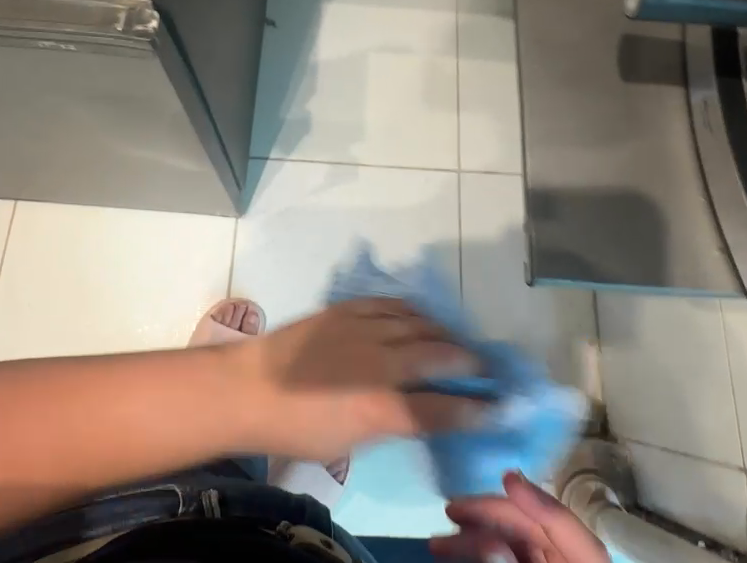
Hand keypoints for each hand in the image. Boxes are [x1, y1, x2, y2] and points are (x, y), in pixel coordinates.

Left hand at [230, 297, 485, 460]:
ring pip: (418, 324)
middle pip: (438, 355)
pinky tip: (419, 316)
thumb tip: (416, 411)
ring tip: (456, 341)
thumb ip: (389, 423)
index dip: (475, 409)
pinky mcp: (346, 309)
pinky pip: (390, 304)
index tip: (497, 406)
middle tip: (485, 368)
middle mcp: (381, 363)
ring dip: (443, 333)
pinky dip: (411, 311)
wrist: (249, 388)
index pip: (443, 408)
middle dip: (468, 362)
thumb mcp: (349, 441)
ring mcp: (363, 329)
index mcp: (383, 406)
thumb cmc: (296, 428)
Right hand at [432, 472, 610, 562]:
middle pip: (530, 526)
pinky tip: (457, 549)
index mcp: (585, 555)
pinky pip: (513, 555)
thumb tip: (489, 538)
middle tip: (449, 510)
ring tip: (437, 542)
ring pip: (514, 541)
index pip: (562, 522)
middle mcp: (570, 554)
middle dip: (487, 516)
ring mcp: (552, 560)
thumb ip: (515, 561)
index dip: (535, 498)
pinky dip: (485, 551)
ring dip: (475, 538)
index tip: (505, 476)